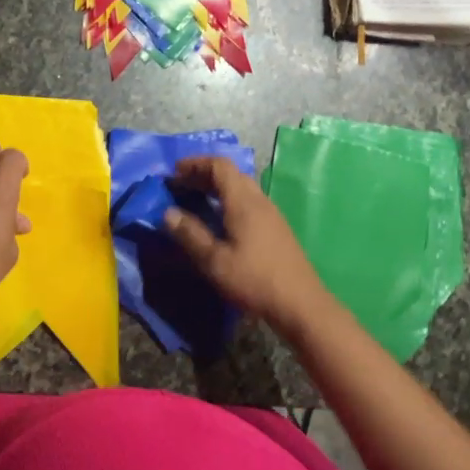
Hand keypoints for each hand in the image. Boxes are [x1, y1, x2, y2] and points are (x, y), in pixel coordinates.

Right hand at [163, 155, 324, 323]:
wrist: (302, 306)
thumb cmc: (255, 280)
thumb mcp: (215, 261)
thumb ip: (190, 234)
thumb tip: (168, 213)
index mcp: (243, 201)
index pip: (219, 165)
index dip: (195, 163)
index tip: (174, 173)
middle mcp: (259, 200)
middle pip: (230, 173)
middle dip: (203, 174)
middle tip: (181, 186)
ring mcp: (271, 214)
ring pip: (241, 187)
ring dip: (217, 188)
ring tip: (196, 201)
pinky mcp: (277, 228)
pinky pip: (249, 201)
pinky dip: (229, 200)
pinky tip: (220, 221)